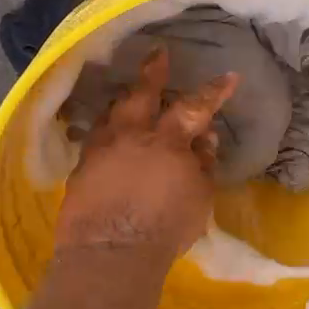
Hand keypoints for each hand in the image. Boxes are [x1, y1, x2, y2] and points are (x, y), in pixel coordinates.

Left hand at [55, 48, 237, 260]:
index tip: (228, 77)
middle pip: (140, 95)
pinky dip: (105, 131)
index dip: (213, 91)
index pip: (195, 107)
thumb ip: (202, 162)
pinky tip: (108, 135)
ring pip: (110, 114)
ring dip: (123, 102)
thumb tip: (202, 140)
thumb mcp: (200, 194)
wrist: (110, 254)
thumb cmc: (166, 226)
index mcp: (166, 140)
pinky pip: (94, 139)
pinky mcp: (80, 171)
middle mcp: (130, 136)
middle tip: (157, 54)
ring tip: (128, 96)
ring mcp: (100, 151)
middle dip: (152, 72)